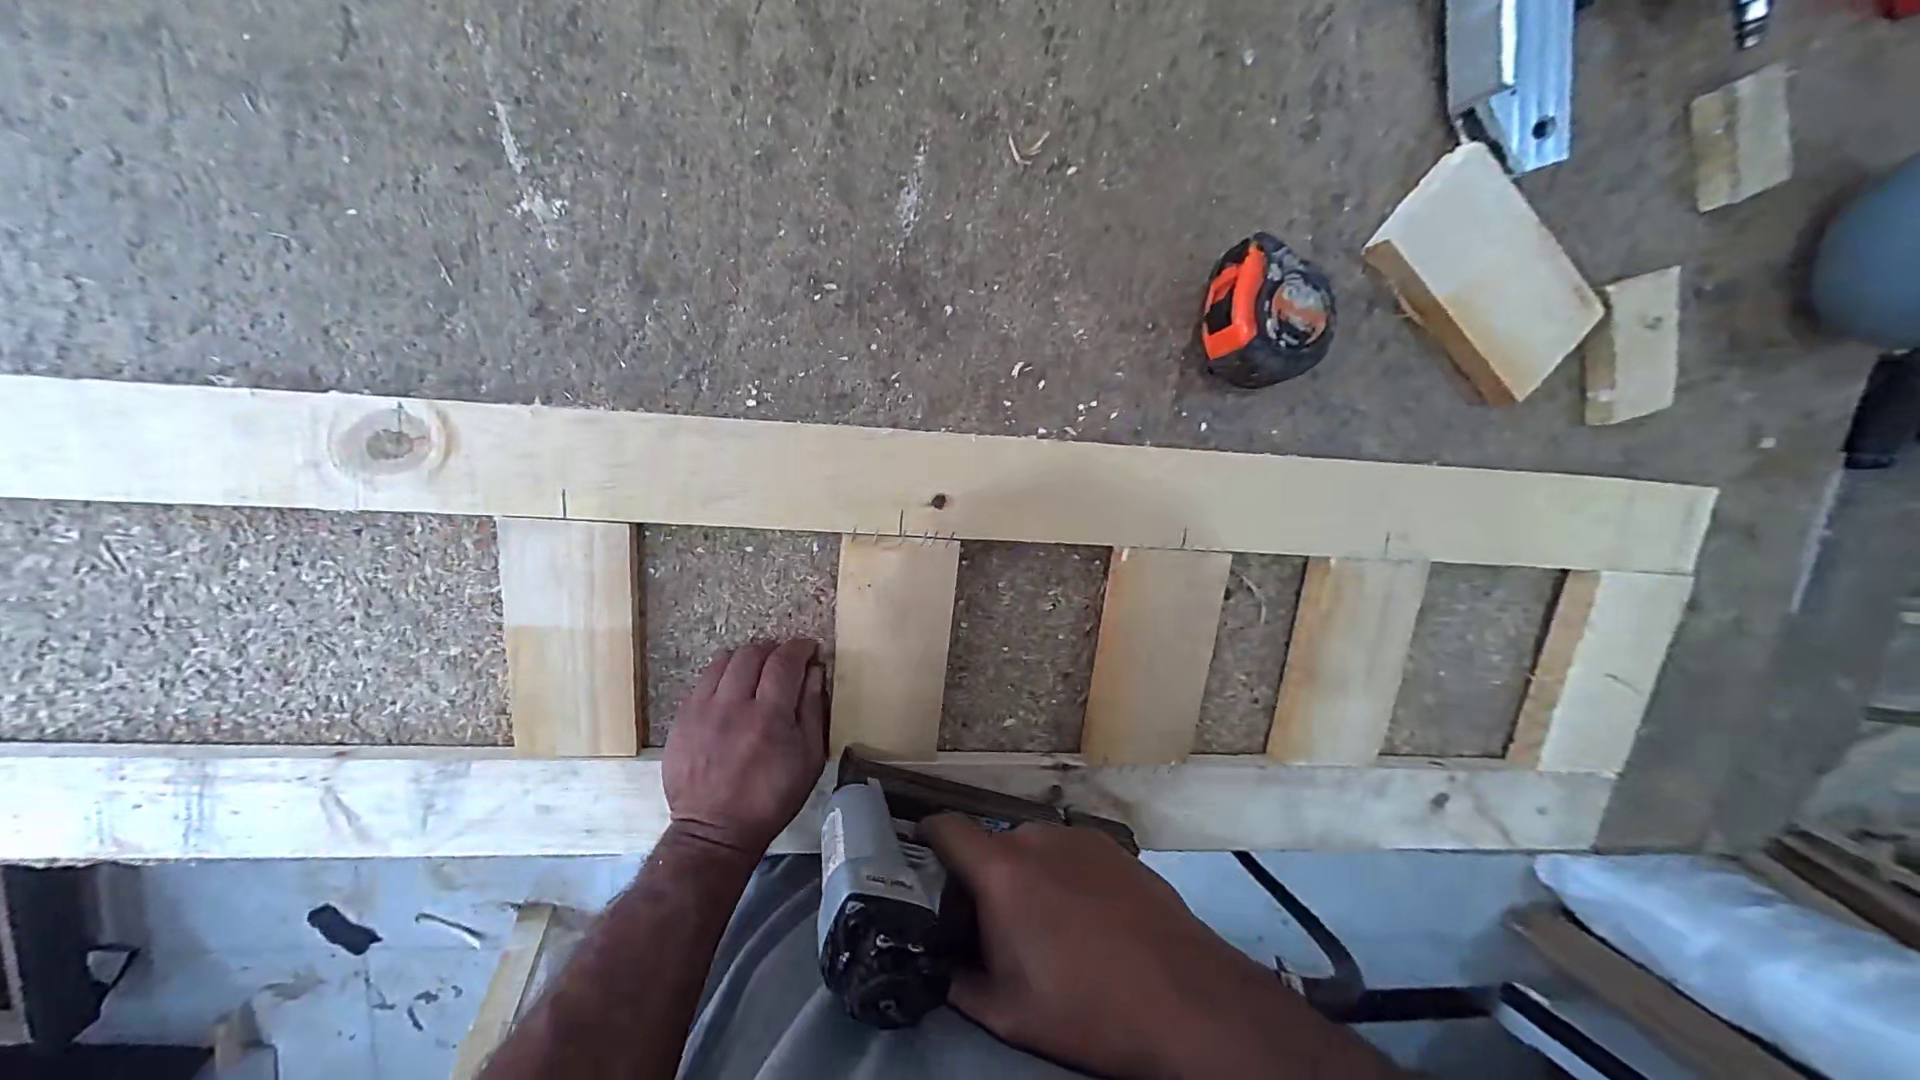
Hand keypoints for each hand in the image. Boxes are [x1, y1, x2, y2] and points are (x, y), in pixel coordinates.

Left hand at [663, 639, 827, 856]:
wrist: (714, 830)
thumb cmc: (771, 797)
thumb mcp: (809, 758)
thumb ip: (814, 709)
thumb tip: (814, 671)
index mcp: (769, 716)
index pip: (785, 660)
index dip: (800, 647)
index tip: (809, 648)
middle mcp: (733, 704)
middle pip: (753, 652)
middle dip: (774, 650)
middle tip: (784, 662)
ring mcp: (702, 709)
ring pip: (725, 659)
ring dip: (747, 658)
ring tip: (757, 673)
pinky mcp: (681, 717)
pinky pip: (704, 679)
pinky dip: (723, 676)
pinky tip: (732, 693)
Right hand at [922, 817, 1402, 1079]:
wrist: (1187, 998)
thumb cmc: (1089, 1007)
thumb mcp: (1007, 1013)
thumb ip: (957, 982)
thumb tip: (937, 967)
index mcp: (1002, 871)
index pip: (946, 827)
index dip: (927, 838)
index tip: (921, 859)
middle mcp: (1036, 838)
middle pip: (991, 845)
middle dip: (984, 878)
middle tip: (996, 925)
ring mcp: (1079, 837)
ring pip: (1032, 848)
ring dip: (1027, 876)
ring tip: (1051, 925)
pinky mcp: (1113, 846)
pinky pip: (1070, 853)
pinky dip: (1064, 875)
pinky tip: (1089, 917)